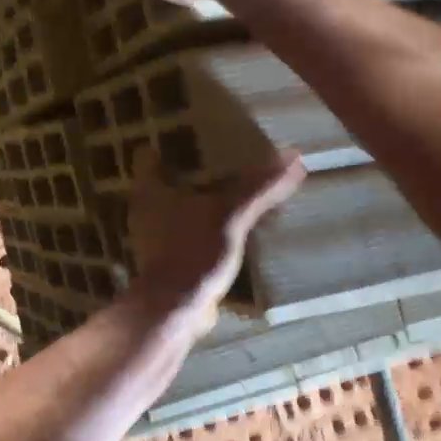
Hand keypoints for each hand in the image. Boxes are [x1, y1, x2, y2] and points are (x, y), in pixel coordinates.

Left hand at [124, 147, 305, 317]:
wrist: (175, 310)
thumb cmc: (192, 252)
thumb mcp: (230, 215)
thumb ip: (259, 187)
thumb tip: (294, 156)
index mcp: (149, 189)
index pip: (149, 154)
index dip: (167, 141)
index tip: (193, 131)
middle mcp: (146, 208)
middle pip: (165, 179)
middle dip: (190, 170)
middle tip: (223, 155)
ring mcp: (156, 236)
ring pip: (178, 207)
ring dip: (201, 200)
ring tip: (234, 186)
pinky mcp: (170, 258)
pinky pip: (191, 232)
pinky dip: (208, 226)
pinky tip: (233, 224)